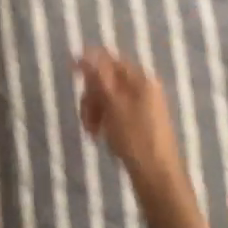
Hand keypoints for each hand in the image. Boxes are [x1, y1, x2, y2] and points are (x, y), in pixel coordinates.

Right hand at [77, 48, 184, 188]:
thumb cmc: (134, 138)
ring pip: (110, 98)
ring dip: (95, 110)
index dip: (90, 64)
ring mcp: (144, 106)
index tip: (70, 71)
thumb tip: (86, 53)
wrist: (156, 175)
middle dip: (92, 96)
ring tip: (92, 131)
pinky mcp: (141, 122)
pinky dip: (105, 120)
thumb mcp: (112, 105)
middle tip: (85, 116)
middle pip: (108, 80)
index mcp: (141, 80)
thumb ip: (99, 78)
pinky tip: (102, 135)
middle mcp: (145, 88)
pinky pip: (116, 112)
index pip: (111, 61)